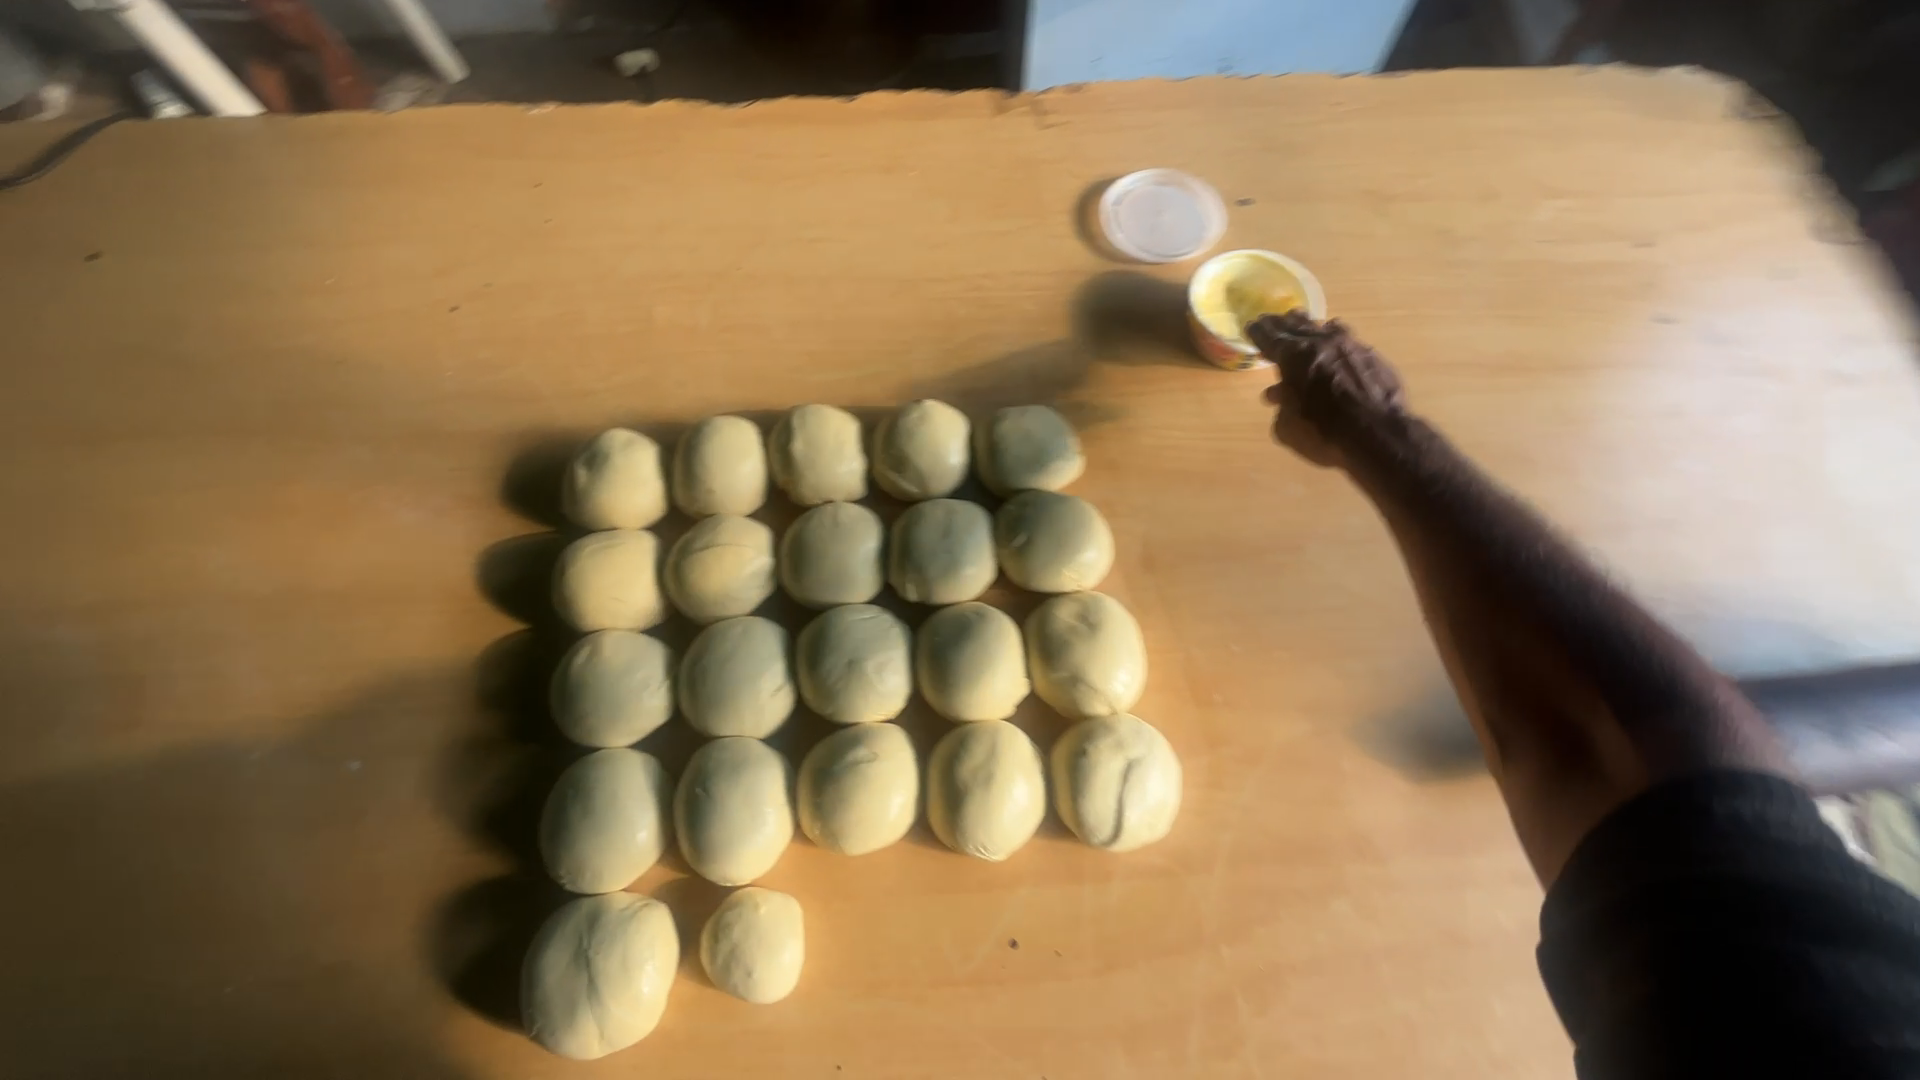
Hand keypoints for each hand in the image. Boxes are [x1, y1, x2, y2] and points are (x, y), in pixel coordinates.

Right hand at [1250, 313, 1406, 467]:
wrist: (1377, 434)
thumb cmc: (1323, 434)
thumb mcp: (1287, 427)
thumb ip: (1281, 405)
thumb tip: (1280, 395)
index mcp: (1292, 357)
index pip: (1269, 338)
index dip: (1258, 333)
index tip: (1251, 325)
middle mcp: (1319, 343)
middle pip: (1295, 326)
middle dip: (1279, 324)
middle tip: (1269, 320)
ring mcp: (1348, 345)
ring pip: (1322, 327)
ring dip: (1307, 325)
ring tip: (1298, 320)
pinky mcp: (1370, 354)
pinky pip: (1346, 337)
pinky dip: (1333, 335)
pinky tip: (1333, 334)